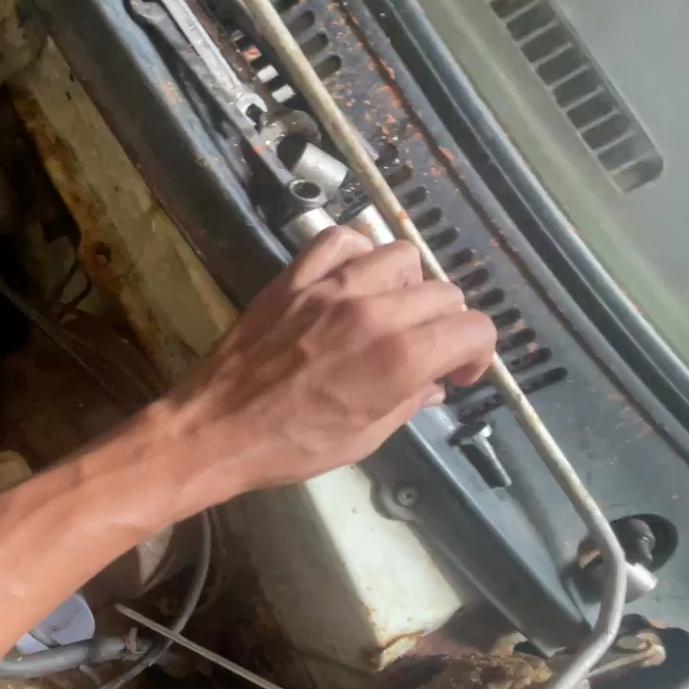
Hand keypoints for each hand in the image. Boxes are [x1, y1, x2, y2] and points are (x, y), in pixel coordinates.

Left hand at [164, 228, 493, 498]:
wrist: (212, 430)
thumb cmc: (286, 447)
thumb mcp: (362, 439)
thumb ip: (407, 402)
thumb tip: (434, 383)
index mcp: (399, 357)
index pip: (473, 329)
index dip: (475, 353)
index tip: (456, 371)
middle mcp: (373, 312)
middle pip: (442, 293)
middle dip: (443, 325)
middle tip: (421, 351)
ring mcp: (328, 289)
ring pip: (399, 257)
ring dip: (406, 285)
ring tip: (387, 313)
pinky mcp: (291, 280)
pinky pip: (339, 240)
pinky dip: (356, 253)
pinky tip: (351, 279)